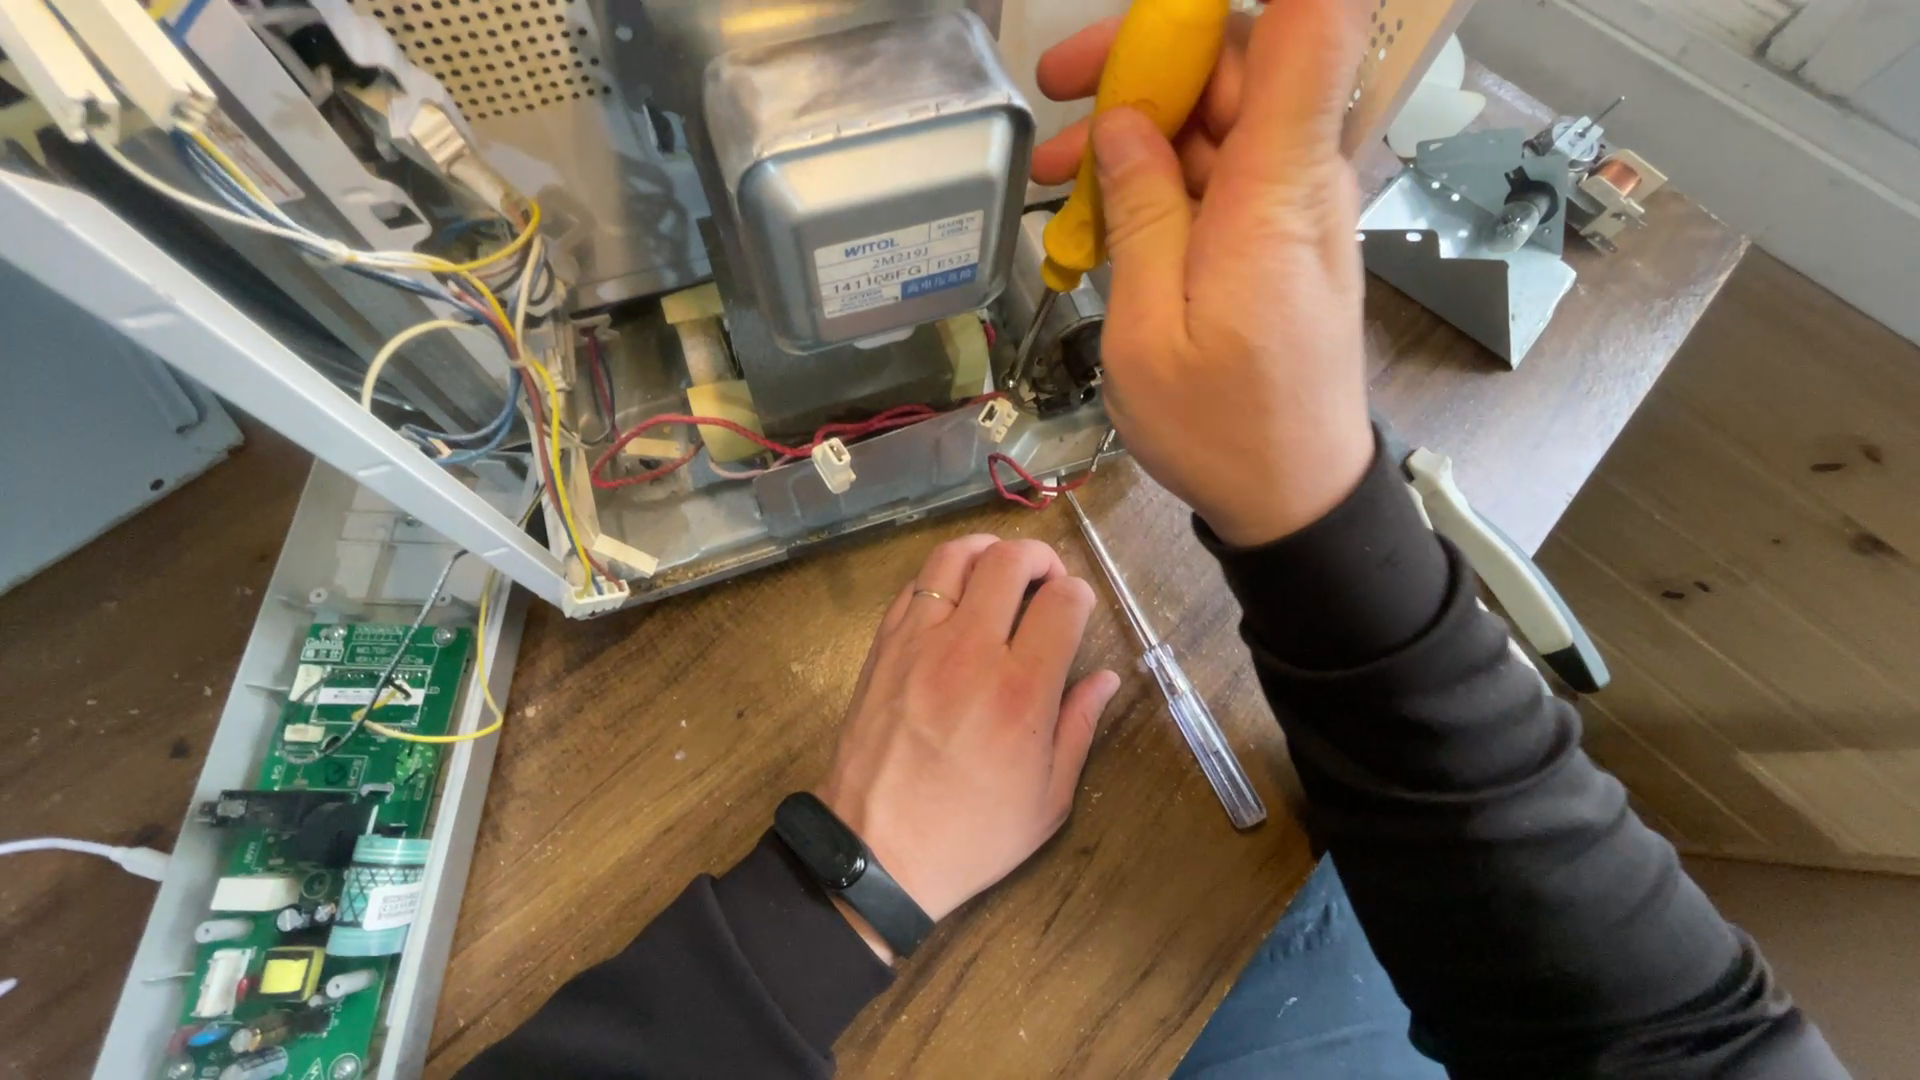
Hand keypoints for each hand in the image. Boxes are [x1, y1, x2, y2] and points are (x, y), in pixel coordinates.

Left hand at [817, 536, 1120, 959]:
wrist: (876, 850)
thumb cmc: (971, 834)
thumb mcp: (1048, 799)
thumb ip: (1079, 727)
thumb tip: (1104, 677)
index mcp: (1021, 691)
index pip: (1063, 602)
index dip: (1080, 594)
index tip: (1078, 610)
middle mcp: (971, 651)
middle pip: (1010, 561)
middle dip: (1041, 558)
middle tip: (1047, 581)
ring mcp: (920, 641)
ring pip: (956, 556)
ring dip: (988, 550)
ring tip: (1001, 571)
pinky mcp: (884, 645)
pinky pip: (916, 585)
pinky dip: (944, 576)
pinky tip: (955, 599)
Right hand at [1032, 0, 1374, 546]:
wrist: (1294, 498)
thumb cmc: (1217, 430)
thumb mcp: (1148, 333)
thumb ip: (1142, 215)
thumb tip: (1126, 124)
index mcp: (1273, 191)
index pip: (1309, 23)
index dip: (1221, 8)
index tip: (1150, 22)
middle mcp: (1300, 181)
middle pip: (1243, 64)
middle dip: (1147, 64)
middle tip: (1059, 97)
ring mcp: (1294, 214)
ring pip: (1224, 126)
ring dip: (1142, 134)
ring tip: (1058, 175)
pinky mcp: (1281, 246)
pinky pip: (1224, 182)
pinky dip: (1165, 184)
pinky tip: (1105, 221)